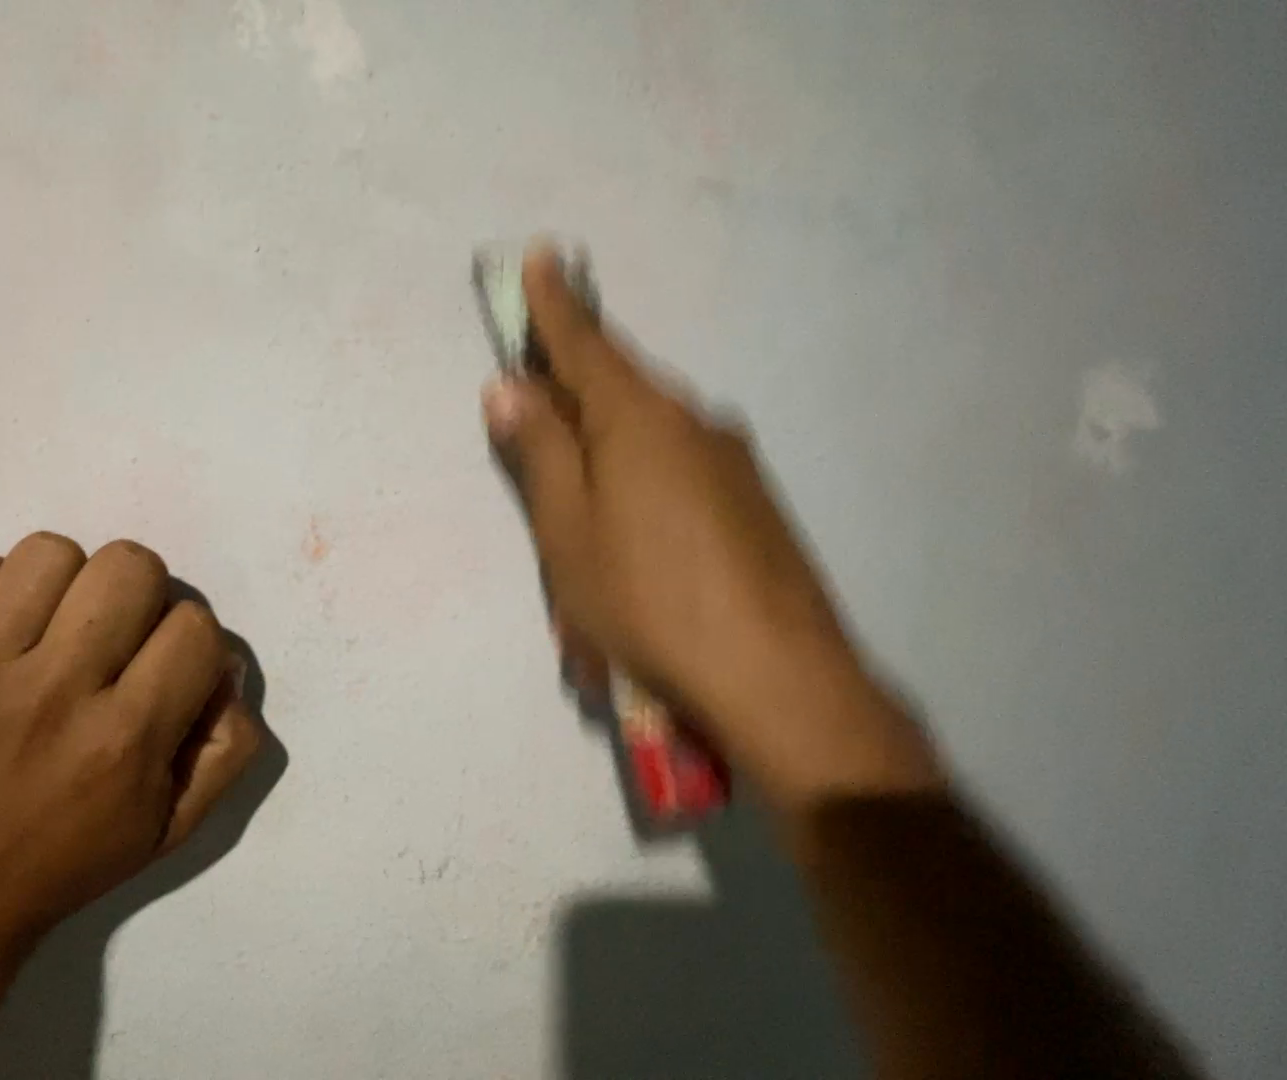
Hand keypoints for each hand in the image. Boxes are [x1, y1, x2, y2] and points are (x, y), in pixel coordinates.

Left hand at [0, 533, 260, 947]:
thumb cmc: (64, 863)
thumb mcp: (172, 827)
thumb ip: (227, 748)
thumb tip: (227, 666)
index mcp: (125, 738)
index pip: (195, 626)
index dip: (191, 642)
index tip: (163, 670)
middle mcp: (54, 692)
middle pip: (130, 565)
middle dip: (140, 596)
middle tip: (113, 640)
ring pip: (49, 552)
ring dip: (65, 584)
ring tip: (48, 631)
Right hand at [483, 247, 939, 812]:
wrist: (777, 675)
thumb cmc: (647, 600)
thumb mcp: (568, 532)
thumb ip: (540, 452)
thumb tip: (509, 385)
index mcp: (640, 419)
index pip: (585, 344)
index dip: (553, 306)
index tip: (542, 257)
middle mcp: (693, 422)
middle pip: (619, 393)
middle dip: (575, 400)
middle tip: (537, 426)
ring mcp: (733, 462)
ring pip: (651, 442)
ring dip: (609, 464)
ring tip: (585, 527)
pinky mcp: (755, 504)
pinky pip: (683, 476)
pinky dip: (646, 494)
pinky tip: (639, 551)